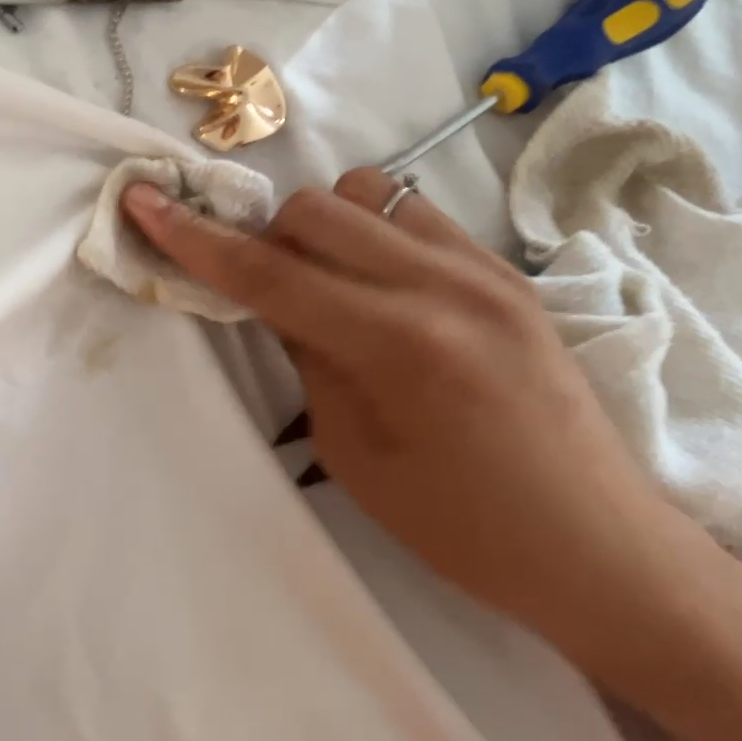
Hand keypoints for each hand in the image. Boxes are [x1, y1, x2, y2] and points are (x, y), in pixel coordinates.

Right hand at [120, 169, 682, 631]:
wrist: (599, 548)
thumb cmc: (457, 524)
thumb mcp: (349, 448)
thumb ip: (304, 351)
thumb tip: (269, 295)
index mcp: (397, 344)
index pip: (267, 273)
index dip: (194, 237)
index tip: (142, 200)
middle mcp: (445, 286)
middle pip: (312, 210)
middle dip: (267, 239)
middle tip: (266, 292)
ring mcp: (486, 270)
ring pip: (364, 192)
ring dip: (323, 227)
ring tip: (329, 284)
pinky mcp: (509, 272)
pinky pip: (415, 212)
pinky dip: (373, 231)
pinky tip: (380, 285)